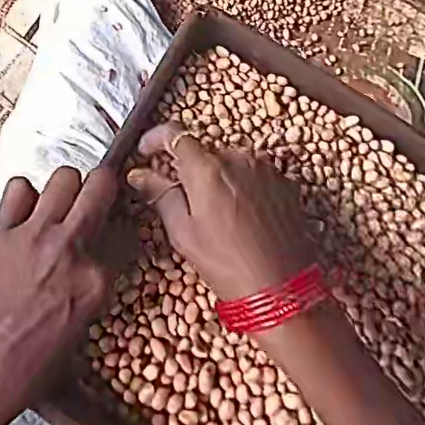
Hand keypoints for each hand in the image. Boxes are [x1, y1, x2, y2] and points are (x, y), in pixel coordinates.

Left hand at [0, 166, 117, 424]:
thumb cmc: (30, 364)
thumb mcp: (80, 328)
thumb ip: (91, 287)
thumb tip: (92, 265)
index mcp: (96, 280)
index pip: (124, 234)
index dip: (121, 229)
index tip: (115, 229)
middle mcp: (70, 248)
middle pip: (101, 186)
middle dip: (105, 185)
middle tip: (97, 193)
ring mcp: (34, 235)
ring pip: (64, 177)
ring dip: (66, 187)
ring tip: (59, 203)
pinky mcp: (2, 231)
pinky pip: (18, 189)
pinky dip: (24, 195)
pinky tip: (24, 212)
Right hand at [126, 122, 317, 299]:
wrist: (281, 289)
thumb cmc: (228, 264)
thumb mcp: (183, 232)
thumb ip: (161, 194)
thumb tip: (141, 175)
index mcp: (206, 170)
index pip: (174, 134)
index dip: (155, 138)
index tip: (147, 150)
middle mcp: (237, 159)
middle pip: (203, 152)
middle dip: (189, 169)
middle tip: (183, 200)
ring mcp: (264, 170)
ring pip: (229, 163)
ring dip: (217, 178)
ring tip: (217, 215)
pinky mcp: (284, 183)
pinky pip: (253, 174)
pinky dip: (241, 187)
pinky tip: (240, 216)